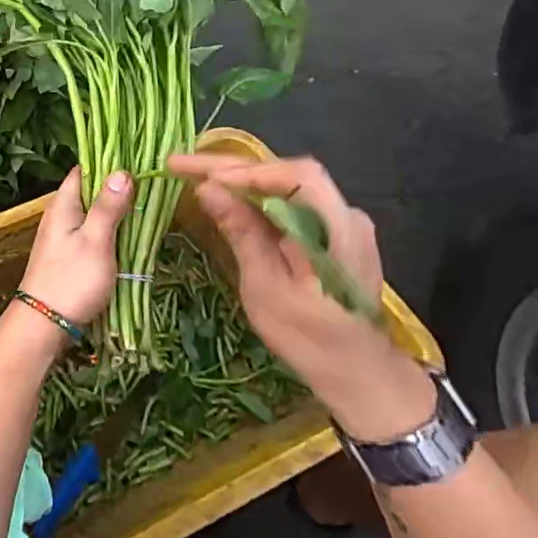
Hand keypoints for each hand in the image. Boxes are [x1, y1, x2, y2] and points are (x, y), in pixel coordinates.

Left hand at [16, 167, 133, 325]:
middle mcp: (60, 215)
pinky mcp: (69, 255)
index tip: (137, 159)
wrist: (45, 323)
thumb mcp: (95, 240)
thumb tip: (122, 171)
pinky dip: (110, 231)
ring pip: (93, 214)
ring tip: (146, 207)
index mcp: (63, 204)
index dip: (108, 162)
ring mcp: (63, 236)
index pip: (84, 169)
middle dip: (117, 187)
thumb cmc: (71, 279)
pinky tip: (129, 236)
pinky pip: (92, 233)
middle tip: (150, 185)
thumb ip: (108, 207)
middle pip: (90, 191)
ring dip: (116, 212)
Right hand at [168, 154, 434, 441]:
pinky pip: (285, 198)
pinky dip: (251, 193)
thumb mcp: (267, 289)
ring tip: (191, 172)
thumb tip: (208, 188)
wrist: (359, 373)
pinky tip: (223, 193)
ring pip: (282, 183)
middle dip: (229, 168)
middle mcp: (344, 213)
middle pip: (284, 173)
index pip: (296, 176)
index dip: (248, 171)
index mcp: (339, 229)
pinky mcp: (327, 230)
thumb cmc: (311, 340)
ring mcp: (338, 220)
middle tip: (178, 164)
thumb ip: (242, 232)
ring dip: (236, 176)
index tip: (204, 179)